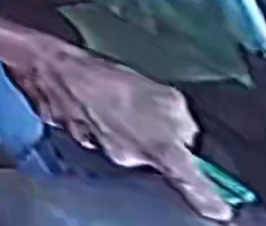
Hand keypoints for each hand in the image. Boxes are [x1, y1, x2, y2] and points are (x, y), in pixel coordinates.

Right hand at [6, 42, 231, 220]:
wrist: (47, 61)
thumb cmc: (107, 77)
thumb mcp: (165, 94)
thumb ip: (183, 123)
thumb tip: (181, 134)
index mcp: (162, 153)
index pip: (204, 198)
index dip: (214, 201)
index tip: (218, 204)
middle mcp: (129, 157)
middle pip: (149, 159)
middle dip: (148, 141)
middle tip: (137, 112)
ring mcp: (93, 145)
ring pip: (114, 143)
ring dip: (114, 128)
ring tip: (103, 99)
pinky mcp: (64, 129)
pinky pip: (84, 129)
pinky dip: (86, 118)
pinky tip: (80, 97)